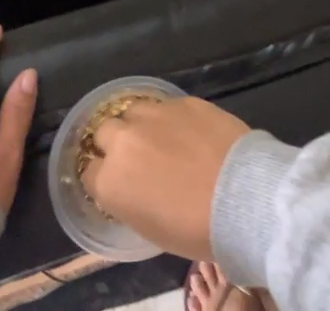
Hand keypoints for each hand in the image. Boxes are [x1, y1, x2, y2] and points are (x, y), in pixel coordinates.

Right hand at [80, 96, 250, 260]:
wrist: (241, 196)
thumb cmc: (195, 229)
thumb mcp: (150, 227)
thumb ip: (130, 199)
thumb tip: (134, 186)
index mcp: (110, 181)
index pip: (88, 172)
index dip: (104, 177)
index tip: (119, 182)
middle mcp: (125, 141)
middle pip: (105, 132)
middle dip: (117, 143)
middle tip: (139, 158)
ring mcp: (155, 115)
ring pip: (134, 111)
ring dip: (141, 124)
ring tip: (162, 138)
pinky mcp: (183, 101)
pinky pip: (166, 105)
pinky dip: (172, 118)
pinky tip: (189, 131)